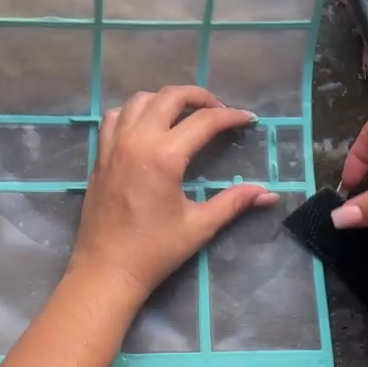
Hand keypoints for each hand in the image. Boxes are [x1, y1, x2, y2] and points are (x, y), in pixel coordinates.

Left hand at [70, 86, 276, 299]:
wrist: (106, 270)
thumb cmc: (154, 251)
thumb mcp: (199, 226)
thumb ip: (233, 203)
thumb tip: (267, 193)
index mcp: (164, 156)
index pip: (204, 121)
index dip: (230, 116)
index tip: (247, 119)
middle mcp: (137, 139)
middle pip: (170, 96)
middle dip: (199, 96)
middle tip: (218, 109)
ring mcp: (114, 143)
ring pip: (140, 99)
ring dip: (165, 99)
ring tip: (184, 113)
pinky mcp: (100, 153)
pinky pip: (115, 116)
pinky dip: (133, 111)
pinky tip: (147, 125)